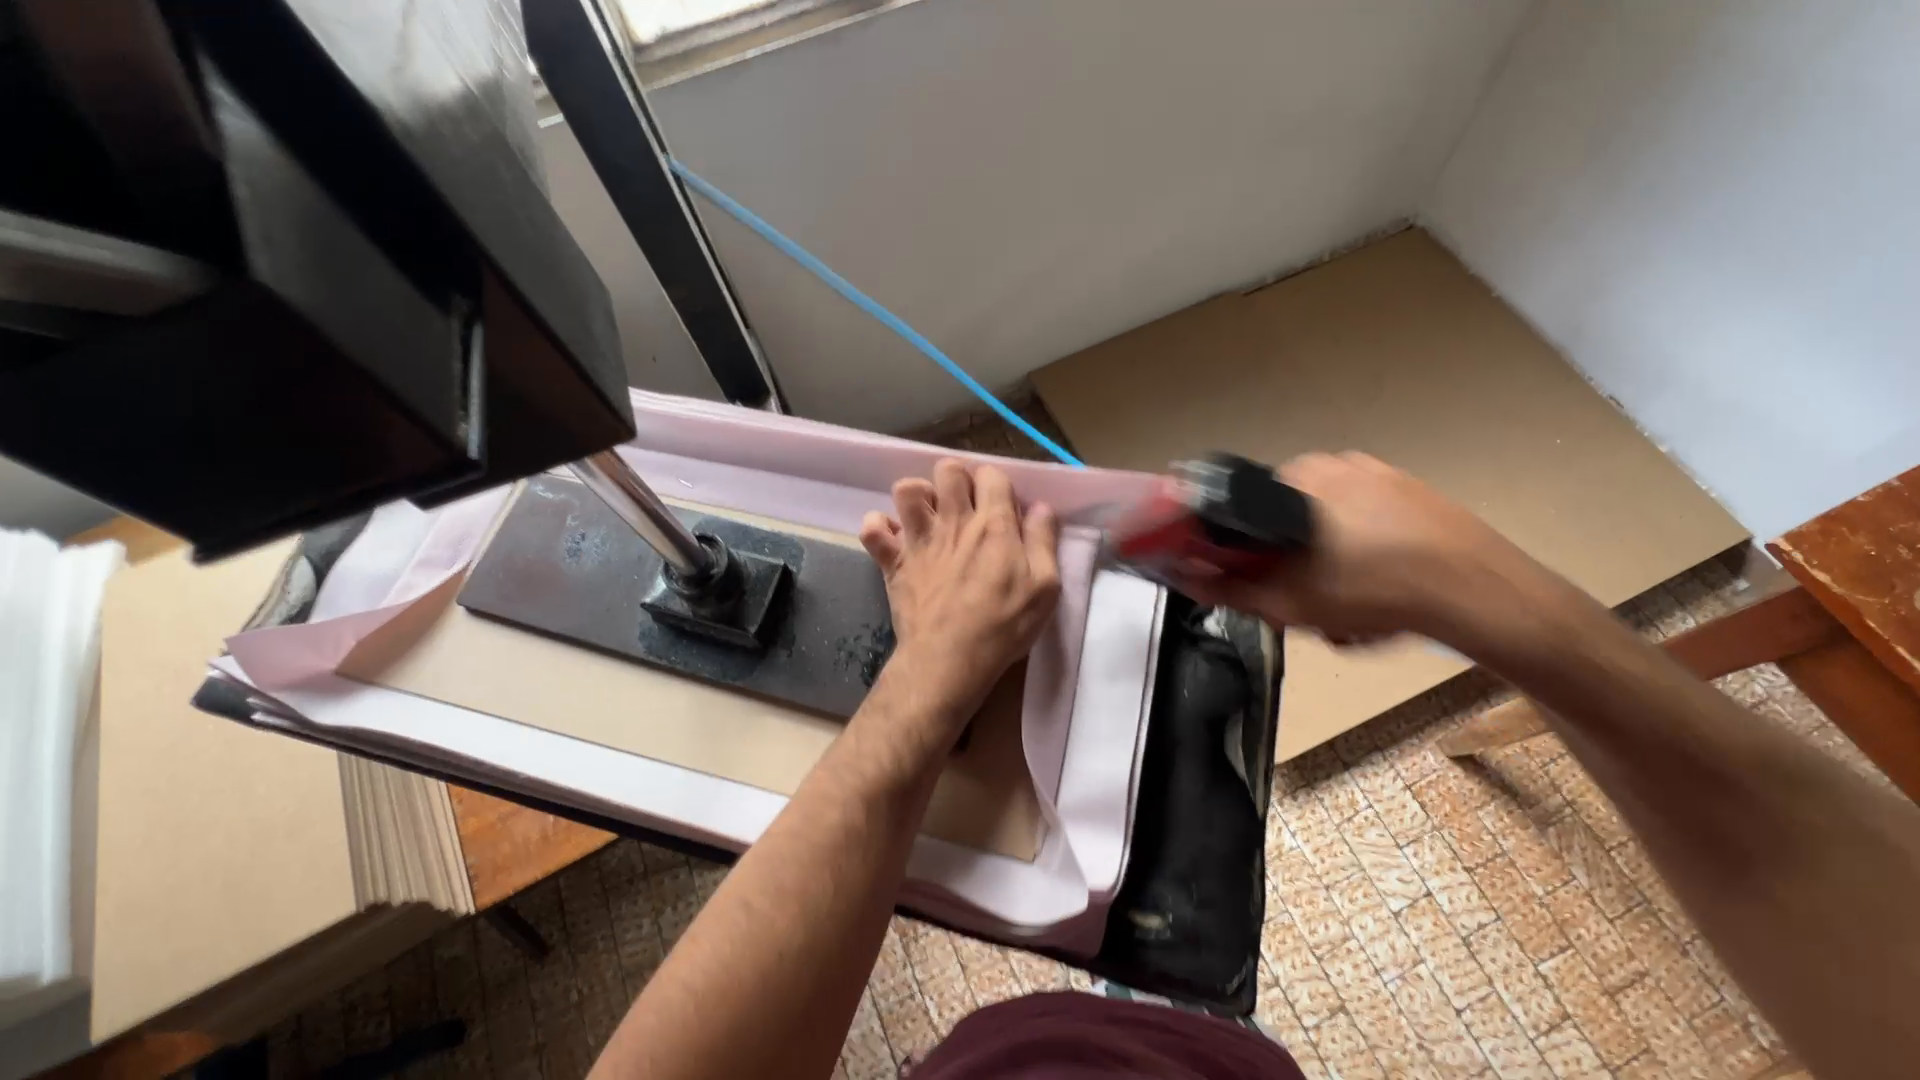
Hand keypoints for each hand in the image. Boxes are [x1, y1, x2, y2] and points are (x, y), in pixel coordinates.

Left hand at [859, 460, 1061, 745]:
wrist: (949, 659)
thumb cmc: (1003, 626)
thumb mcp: (1045, 587)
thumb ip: (1043, 540)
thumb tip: (1040, 507)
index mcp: (994, 524)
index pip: (992, 475)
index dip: (997, 484)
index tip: (1002, 508)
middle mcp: (953, 522)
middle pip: (948, 470)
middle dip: (957, 479)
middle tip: (966, 505)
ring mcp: (918, 540)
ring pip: (907, 489)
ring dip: (918, 496)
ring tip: (930, 516)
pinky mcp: (893, 561)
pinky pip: (872, 528)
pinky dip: (879, 528)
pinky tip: (893, 538)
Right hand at [1175, 452, 1553, 648]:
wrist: (1476, 590)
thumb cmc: (1373, 591)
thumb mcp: (1289, 602)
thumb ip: (1229, 589)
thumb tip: (1184, 580)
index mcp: (1293, 480)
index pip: (1242, 514)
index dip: (1243, 554)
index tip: (1261, 586)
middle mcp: (1330, 464)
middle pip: (1285, 520)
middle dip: (1291, 564)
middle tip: (1313, 604)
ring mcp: (1376, 472)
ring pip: (1326, 522)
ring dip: (1327, 561)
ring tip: (1353, 603)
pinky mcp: (1412, 488)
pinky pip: (1365, 518)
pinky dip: (1363, 549)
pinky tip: (1383, 583)